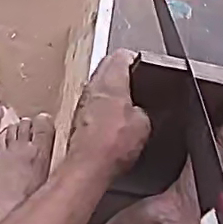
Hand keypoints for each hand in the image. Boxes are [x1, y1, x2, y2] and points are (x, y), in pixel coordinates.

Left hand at [67, 49, 150, 175]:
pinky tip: (113, 120)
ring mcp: (82, 104)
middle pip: (106, 68)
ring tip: (127, 100)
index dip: (134, 58)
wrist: (89, 167)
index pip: (121, 56)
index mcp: (110, 82)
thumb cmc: (112, 144)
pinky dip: (103, 108)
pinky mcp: (78, 121)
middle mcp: (92, 88)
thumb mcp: (144, 123)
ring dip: (111, 90)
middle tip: (136, 78)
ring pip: (98, 87)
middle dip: (122, 71)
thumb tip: (140, 111)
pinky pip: (93, 106)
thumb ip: (143, 110)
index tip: (142, 62)